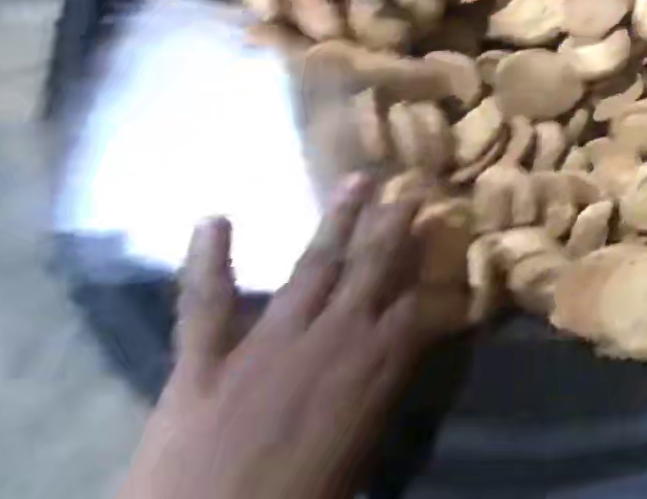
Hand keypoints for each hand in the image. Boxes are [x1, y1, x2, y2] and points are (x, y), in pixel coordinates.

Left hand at [117, 177, 437, 498]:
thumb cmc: (302, 498)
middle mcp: (335, 336)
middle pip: (374, 265)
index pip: (418, 294)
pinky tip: (213, 217)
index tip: (444, 227)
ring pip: (313, 266)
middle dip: (394, 223)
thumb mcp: (367, 444)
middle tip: (410, 186)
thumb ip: (385, 384)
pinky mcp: (203, 362)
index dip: (431, 259)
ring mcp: (268, 343)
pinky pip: (206, 303)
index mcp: (377, 360)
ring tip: (358, 179)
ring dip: (338, 219)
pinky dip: (209, 259)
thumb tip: (408, 341)